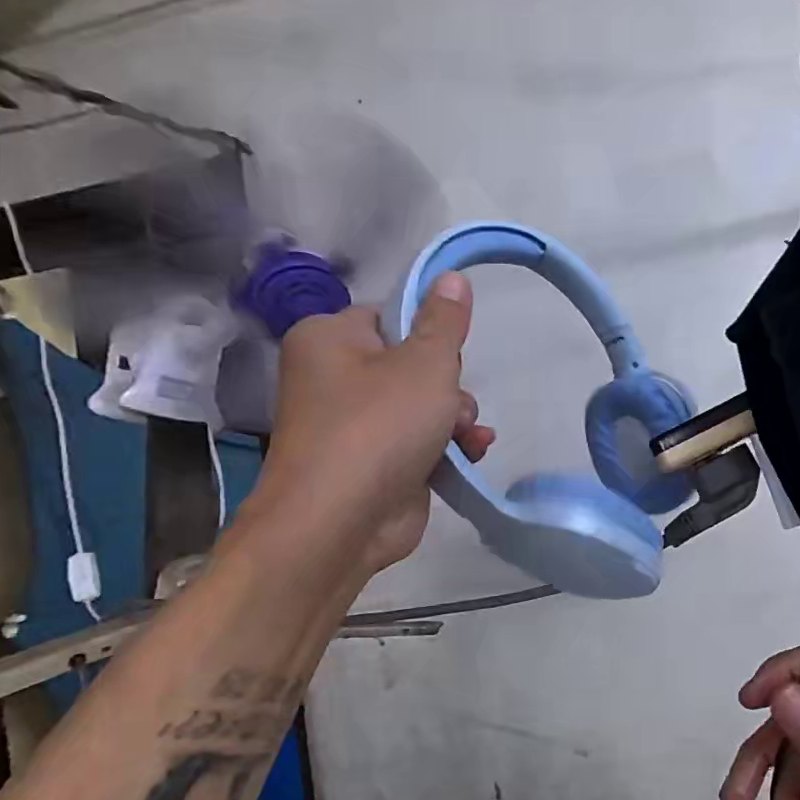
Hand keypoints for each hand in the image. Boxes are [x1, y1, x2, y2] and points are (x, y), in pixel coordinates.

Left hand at [245, 271, 494, 574]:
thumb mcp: (424, 364)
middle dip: (448, 386)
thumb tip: (451, 277)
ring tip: (466, 437)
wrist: (341, 523)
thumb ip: (444, 321)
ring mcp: (354, 425)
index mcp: (329, 339)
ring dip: (455, 418)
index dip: (428, 332)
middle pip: (411, 364)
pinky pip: (419, 440)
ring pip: (422, 405)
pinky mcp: (374, 463)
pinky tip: (470, 454)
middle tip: (454, 404)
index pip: (389, 316)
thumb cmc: (379, 427)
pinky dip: (445, 446)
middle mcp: (334, 378)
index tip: (452, 352)